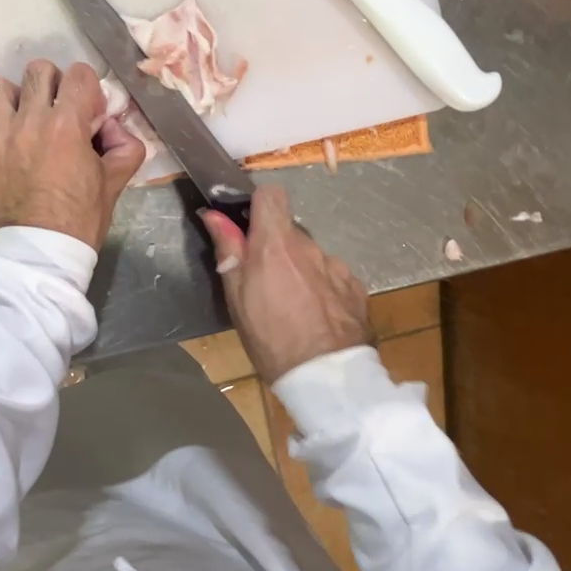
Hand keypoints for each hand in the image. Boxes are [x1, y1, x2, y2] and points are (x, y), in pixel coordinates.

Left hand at [0, 60, 146, 249]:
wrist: (44, 252)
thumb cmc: (82, 218)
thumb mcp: (115, 181)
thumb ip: (125, 146)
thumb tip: (114, 127)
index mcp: (67, 124)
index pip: (80, 74)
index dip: (87, 89)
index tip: (88, 111)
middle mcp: (30, 121)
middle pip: (38, 70)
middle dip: (52, 84)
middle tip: (55, 110)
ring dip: (7, 99)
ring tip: (16, 118)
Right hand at [200, 185, 371, 384]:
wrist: (326, 376)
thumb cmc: (270, 337)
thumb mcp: (236, 297)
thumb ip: (228, 251)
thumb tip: (215, 216)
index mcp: (276, 244)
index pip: (271, 194)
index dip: (258, 205)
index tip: (248, 227)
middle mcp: (310, 246)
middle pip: (289, 231)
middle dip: (276, 248)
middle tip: (263, 281)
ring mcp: (337, 266)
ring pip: (311, 256)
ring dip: (299, 270)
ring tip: (291, 306)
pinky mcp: (356, 287)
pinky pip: (332, 277)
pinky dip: (321, 289)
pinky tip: (315, 317)